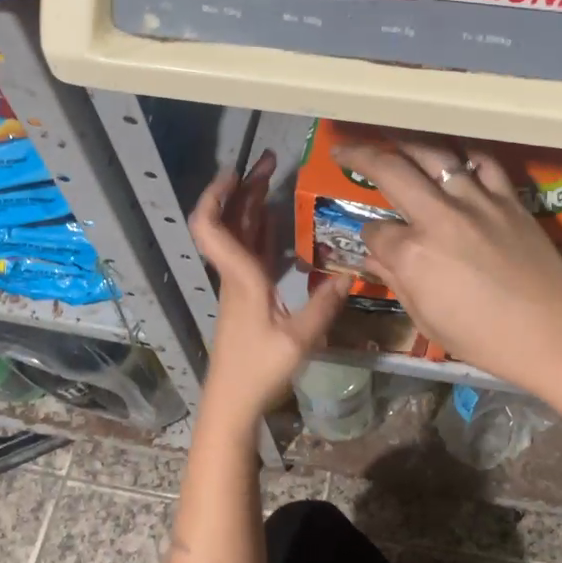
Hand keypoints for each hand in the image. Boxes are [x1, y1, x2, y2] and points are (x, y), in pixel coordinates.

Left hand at [189, 150, 351, 433]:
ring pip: (240, 234)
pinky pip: (251, 251)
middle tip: (269, 161)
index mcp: (241, 278)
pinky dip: (261, 228)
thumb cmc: (259, 371)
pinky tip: (275, 217)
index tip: (235, 171)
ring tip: (272, 177)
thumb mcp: (298, 340)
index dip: (214, 196)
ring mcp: (239, 285)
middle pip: (229, 221)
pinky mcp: (247, 296)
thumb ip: (323, 307)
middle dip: (243, 187)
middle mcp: (235, 274)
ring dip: (251, 204)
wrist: (232, 402)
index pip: (211, 229)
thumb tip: (350, 275)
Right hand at [334, 139, 561, 397]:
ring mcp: (477, 201)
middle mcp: (439, 216)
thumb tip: (376, 257)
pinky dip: (464, 157)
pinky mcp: (510, 199)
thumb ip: (398, 281)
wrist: (558, 335)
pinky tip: (455, 160)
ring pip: (434, 154)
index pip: (375, 231)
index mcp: (413, 254)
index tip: (374, 245)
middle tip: (345, 147)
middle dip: (360, 155)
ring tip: (392, 139)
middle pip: (391, 170)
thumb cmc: (486, 341)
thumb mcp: (428, 321)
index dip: (370, 238)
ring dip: (407, 144)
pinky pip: (482, 163)